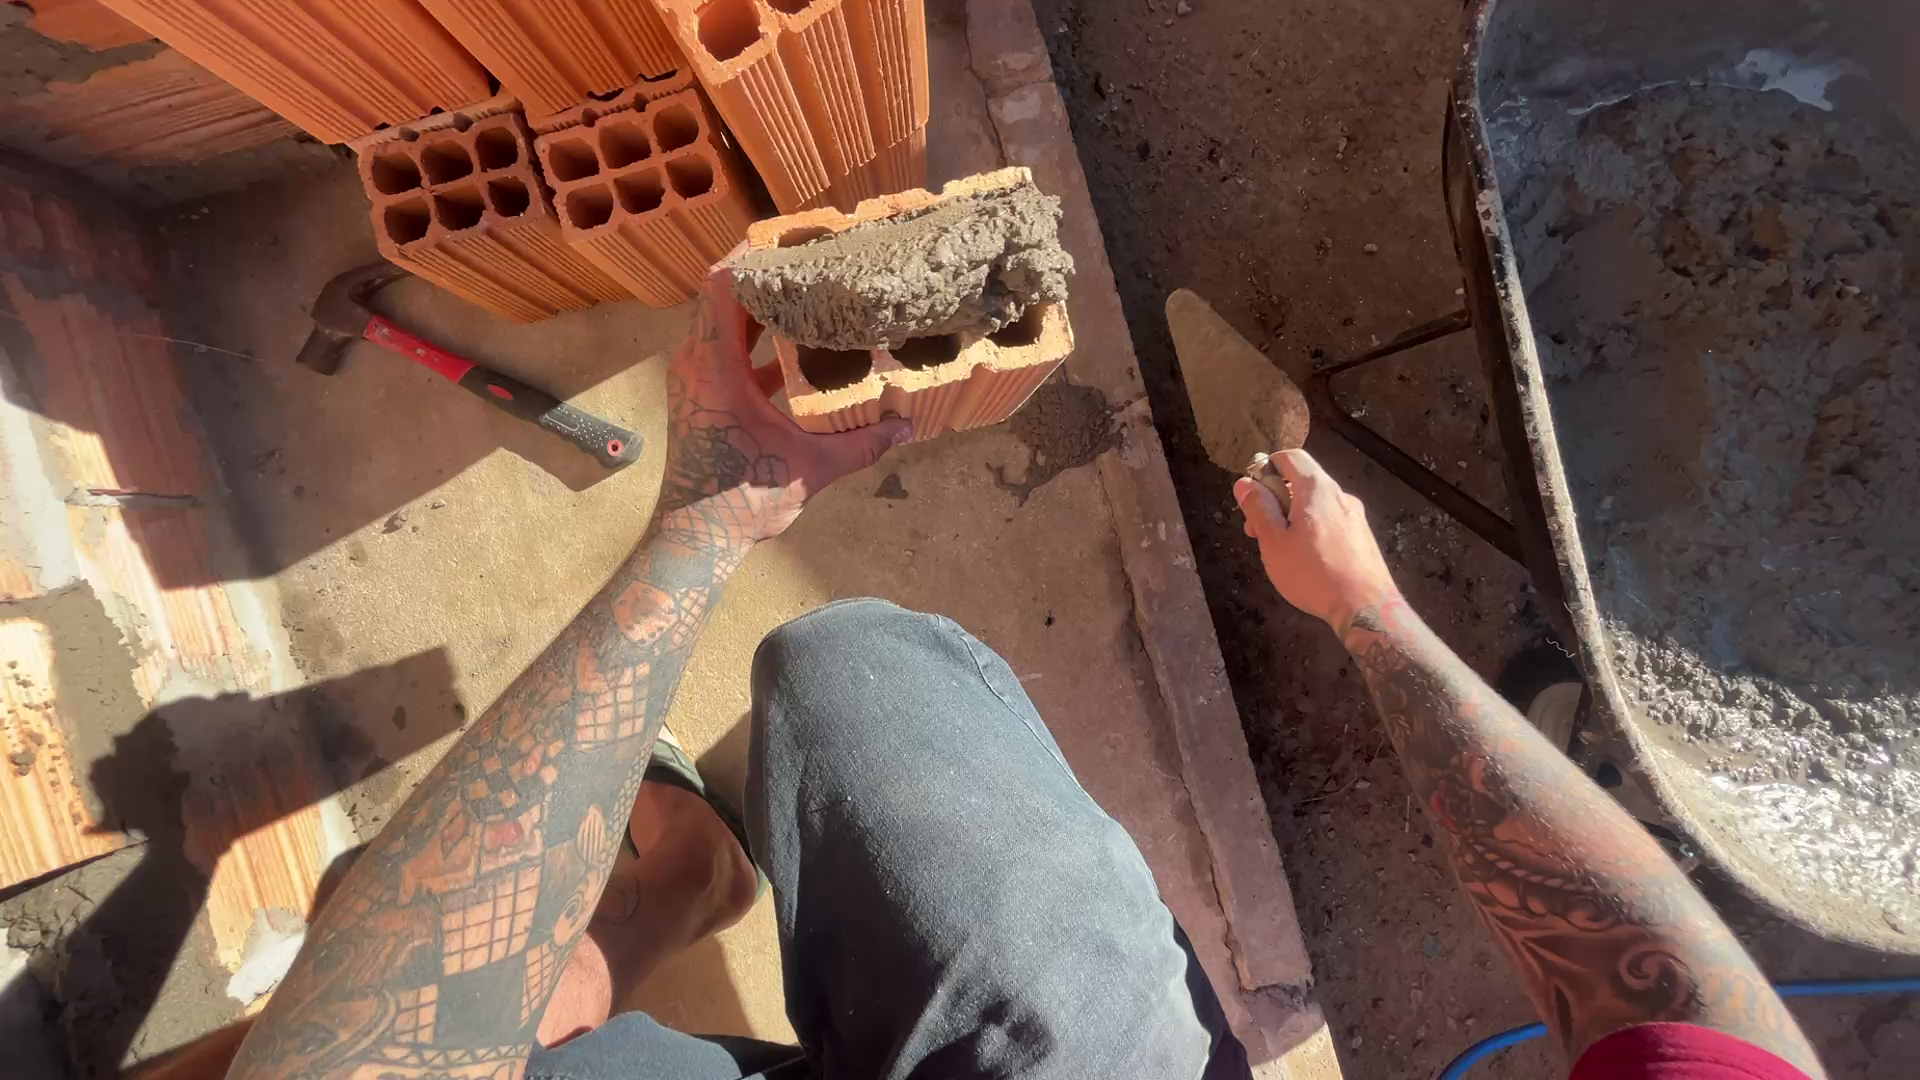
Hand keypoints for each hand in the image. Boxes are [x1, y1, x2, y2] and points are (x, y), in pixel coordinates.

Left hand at [658, 271, 911, 540]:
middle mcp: (695, 363)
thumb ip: (863, 444)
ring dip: (760, 312)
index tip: (794, 246)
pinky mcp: (698, 397)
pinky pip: (723, 352)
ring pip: (722, 325)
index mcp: (716, 366)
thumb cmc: (744, 499)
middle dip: (765, 280)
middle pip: (724, 297)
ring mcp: (693, 380)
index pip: (724, 285)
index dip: (755, 258)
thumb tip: (909, 428)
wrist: (697, 537)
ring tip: (807, 300)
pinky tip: (794, 352)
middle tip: (812, 268)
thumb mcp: (812, 468)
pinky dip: (754, 344)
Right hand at [1233, 449, 1399, 637]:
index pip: (1291, 457)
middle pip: (1301, 481)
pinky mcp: (1361, 536)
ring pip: (1314, 503)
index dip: (1265, 467)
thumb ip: (1258, 508)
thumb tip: (1244, 483)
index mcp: (1316, 490)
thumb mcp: (1273, 542)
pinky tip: (1304, 559)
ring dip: (1290, 516)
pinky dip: (1309, 528)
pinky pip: (1328, 519)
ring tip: (1278, 549)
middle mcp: (1340, 495)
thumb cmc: (1312, 573)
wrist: (1366, 607)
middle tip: (1257, 531)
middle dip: (1273, 499)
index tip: (1252, 495)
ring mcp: (1354, 515)